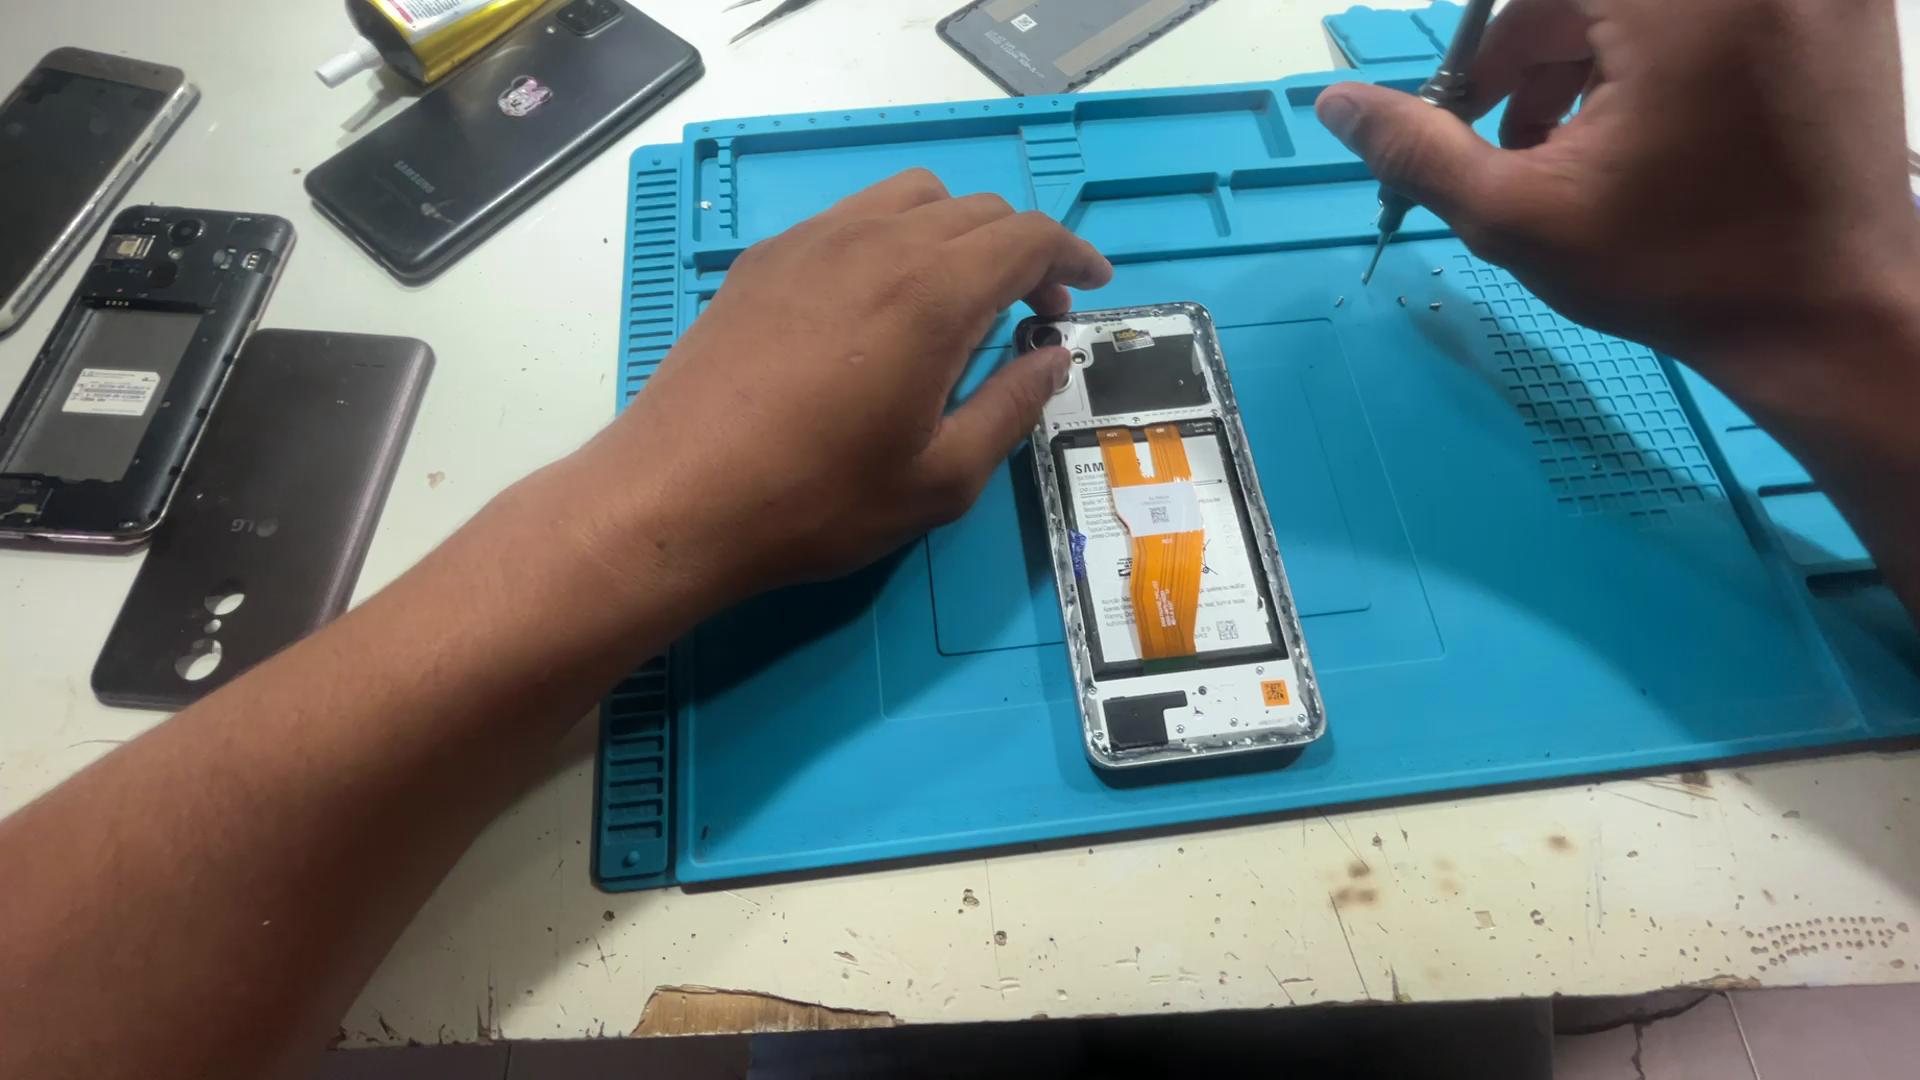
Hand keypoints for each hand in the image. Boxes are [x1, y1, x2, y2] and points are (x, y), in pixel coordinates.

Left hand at [569, 169, 1111, 600]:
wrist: (678, 498)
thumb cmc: (820, 501)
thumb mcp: (942, 477)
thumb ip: (1012, 407)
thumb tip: (1054, 359)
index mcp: (931, 292)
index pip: (1027, 236)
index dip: (1071, 258)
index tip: (1089, 290)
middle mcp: (874, 243)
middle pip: (975, 211)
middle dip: (1022, 254)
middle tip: (1031, 318)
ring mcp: (811, 242)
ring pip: (911, 201)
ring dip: (958, 238)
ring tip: (959, 303)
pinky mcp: (765, 261)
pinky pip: (852, 221)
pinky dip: (895, 241)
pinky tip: (881, 305)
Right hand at [1315, 0, 1919, 416]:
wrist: (1816, 310)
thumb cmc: (1656, 264)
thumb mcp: (1508, 214)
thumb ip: (1415, 150)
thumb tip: (1335, 103)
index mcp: (1684, 5)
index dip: (1487, 48)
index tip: (1463, 109)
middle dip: (1526, 58)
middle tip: (1499, 145)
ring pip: (1637, 7)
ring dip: (1574, 65)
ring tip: (1556, 156)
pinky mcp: (1834, 12)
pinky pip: (1699, 15)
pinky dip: (1638, 62)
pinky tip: (1621, 138)